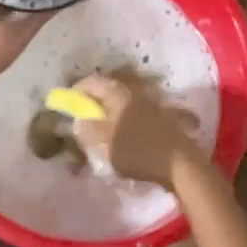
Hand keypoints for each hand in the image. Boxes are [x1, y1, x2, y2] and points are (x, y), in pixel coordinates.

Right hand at [70, 74, 205, 186]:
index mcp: (119, 93)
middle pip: (109, 89)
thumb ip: (87, 130)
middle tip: (83, 114)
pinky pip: (135, 112)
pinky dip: (124, 118)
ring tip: (101, 126)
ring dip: (110, 110)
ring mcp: (151, 104)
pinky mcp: (161, 118)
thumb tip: (78, 120)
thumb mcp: (104, 143)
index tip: (67, 102)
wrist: (179, 163)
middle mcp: (135, 92)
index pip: (92, 82)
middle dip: (94, 99)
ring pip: (123, 101)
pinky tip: (122, 133)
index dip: (77, 90)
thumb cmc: (137, 150)